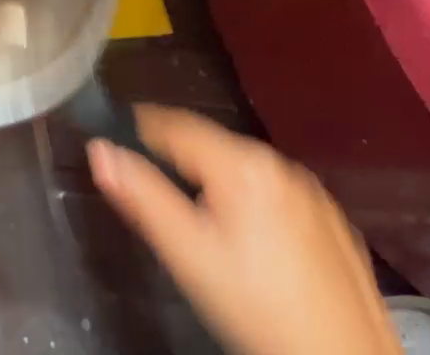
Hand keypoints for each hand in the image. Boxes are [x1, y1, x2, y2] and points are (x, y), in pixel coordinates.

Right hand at [88, 106, 401, 354]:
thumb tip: (99, 151)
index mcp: (242, 165)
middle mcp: (281, 166)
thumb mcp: (185, 253)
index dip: (137, 129)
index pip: (172, 123)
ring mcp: (312, 195)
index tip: (114, 143)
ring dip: (210, 182)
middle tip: (150, 194)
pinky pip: (271, 194)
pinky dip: (246, 204)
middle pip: (208, 145)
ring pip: (240, 170)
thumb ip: (139, 195)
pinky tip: (244, 245)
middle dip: (175, 161)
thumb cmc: (256, 306)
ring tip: (194, 222)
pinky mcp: (331, 223)